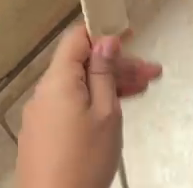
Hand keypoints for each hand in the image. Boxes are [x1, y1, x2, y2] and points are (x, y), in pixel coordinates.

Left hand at [16, 23, 161, 187]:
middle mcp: (43, 96)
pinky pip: (70, 107)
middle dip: (117, 65)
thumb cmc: (85, 159)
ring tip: (144, 90)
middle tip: (151, 73)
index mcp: (57, 83)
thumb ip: (105, 73)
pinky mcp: (42, 138)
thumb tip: (106, 40)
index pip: (76, 40)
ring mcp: (40, 119)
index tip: (131, 37)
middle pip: (81, 65)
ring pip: (79, 87)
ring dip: (110, 84)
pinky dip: (94, 102)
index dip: (103, 32)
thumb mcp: (106, 112)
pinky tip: (116, 110)